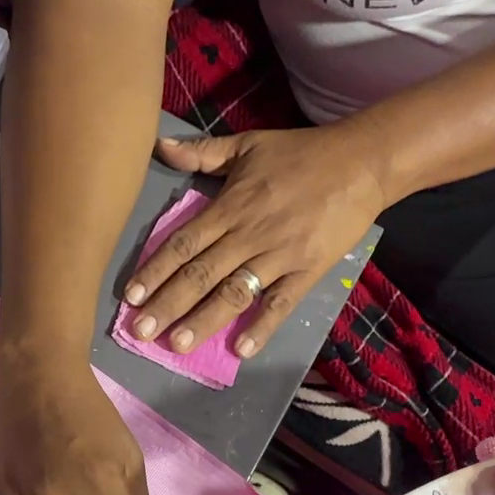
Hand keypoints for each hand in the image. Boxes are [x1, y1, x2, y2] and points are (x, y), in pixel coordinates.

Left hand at [123, 123, 390, 358]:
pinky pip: (281, 303)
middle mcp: (249, 234)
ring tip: (177, 345)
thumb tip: (161, 147)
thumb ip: (203, 152)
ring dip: (204, 320)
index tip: (130, 295)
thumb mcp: (249, 144)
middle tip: (140, 333)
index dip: (156, 269)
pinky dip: (262, 326)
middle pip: (201, 273)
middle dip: (168, 304)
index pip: (184, 242)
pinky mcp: (307, 271)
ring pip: (234, 292)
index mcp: (231, 206)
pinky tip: (241, 350)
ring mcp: (279, 255)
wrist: (364, 161)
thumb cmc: (301, 154)